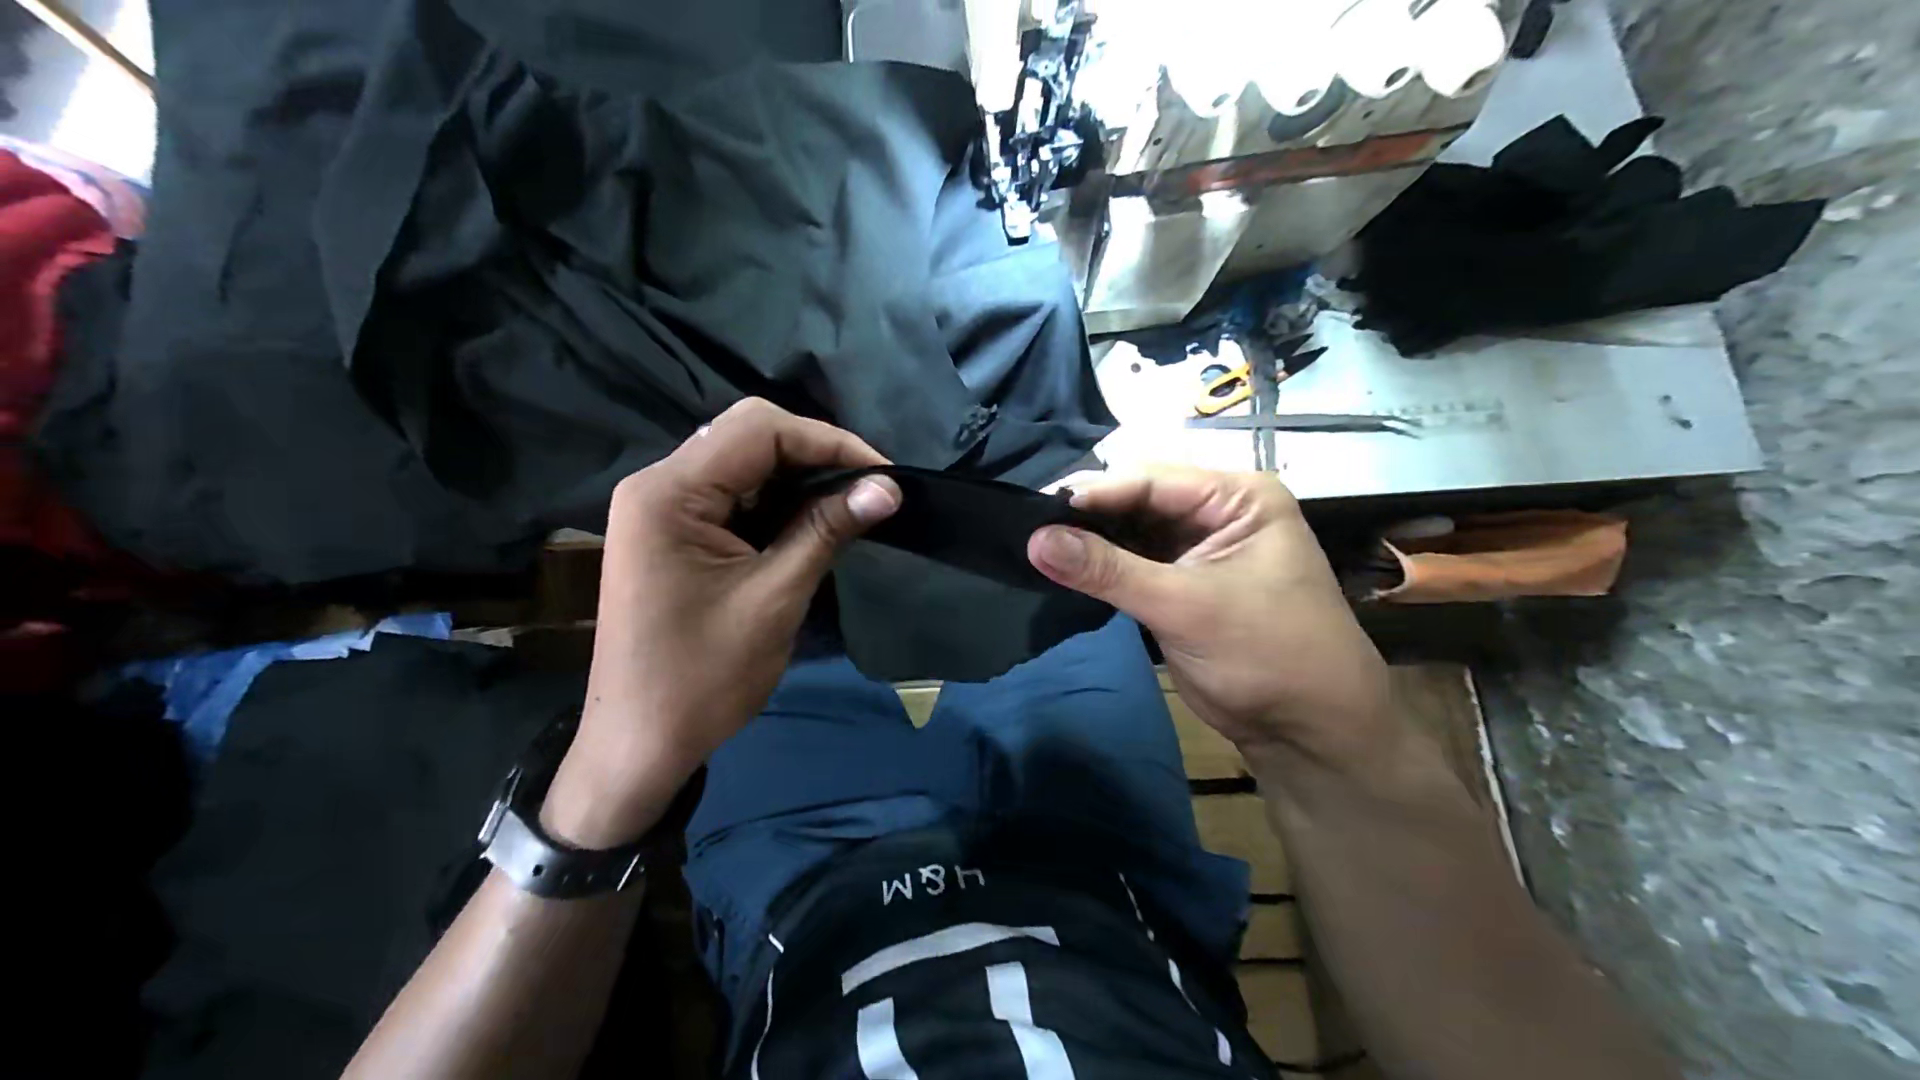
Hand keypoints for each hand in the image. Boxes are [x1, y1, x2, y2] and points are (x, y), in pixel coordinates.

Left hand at [544, 399, 901, 845]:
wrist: (640, 745)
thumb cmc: (703, 678)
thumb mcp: (775, 597)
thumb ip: (828, 530)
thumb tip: (889, 488)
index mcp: (669, 492)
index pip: (759, 429)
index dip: (829, 442)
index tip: (883, 477)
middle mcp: (659, 486)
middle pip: (749, 437)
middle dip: (816, 456)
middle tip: (868, 490)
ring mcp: (662, 510)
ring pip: (744, 465)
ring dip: (800, 481)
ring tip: (850, 506)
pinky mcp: (674, 534)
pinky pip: (734, 498)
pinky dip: (778, 505)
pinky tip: (812, 524)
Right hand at [1027, 467, 1391, 770]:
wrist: (1309, 731)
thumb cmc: (1267, 654)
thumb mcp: (1186, 606)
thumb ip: (1108, 570)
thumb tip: (1035, 540)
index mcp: (1237, 497)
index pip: (1150, 481)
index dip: (1093, 494)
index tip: (1034, 509)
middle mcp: (1216, 512)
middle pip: (1136, 501)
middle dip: (1086, 516)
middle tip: (1027, 526)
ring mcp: (1196, 548)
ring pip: (1129, 532)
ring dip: (1089, 542)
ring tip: (1035, 545)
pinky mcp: (1179, 582)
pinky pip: (1131, 562)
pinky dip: (1100, 567)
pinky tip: (1062, 567)